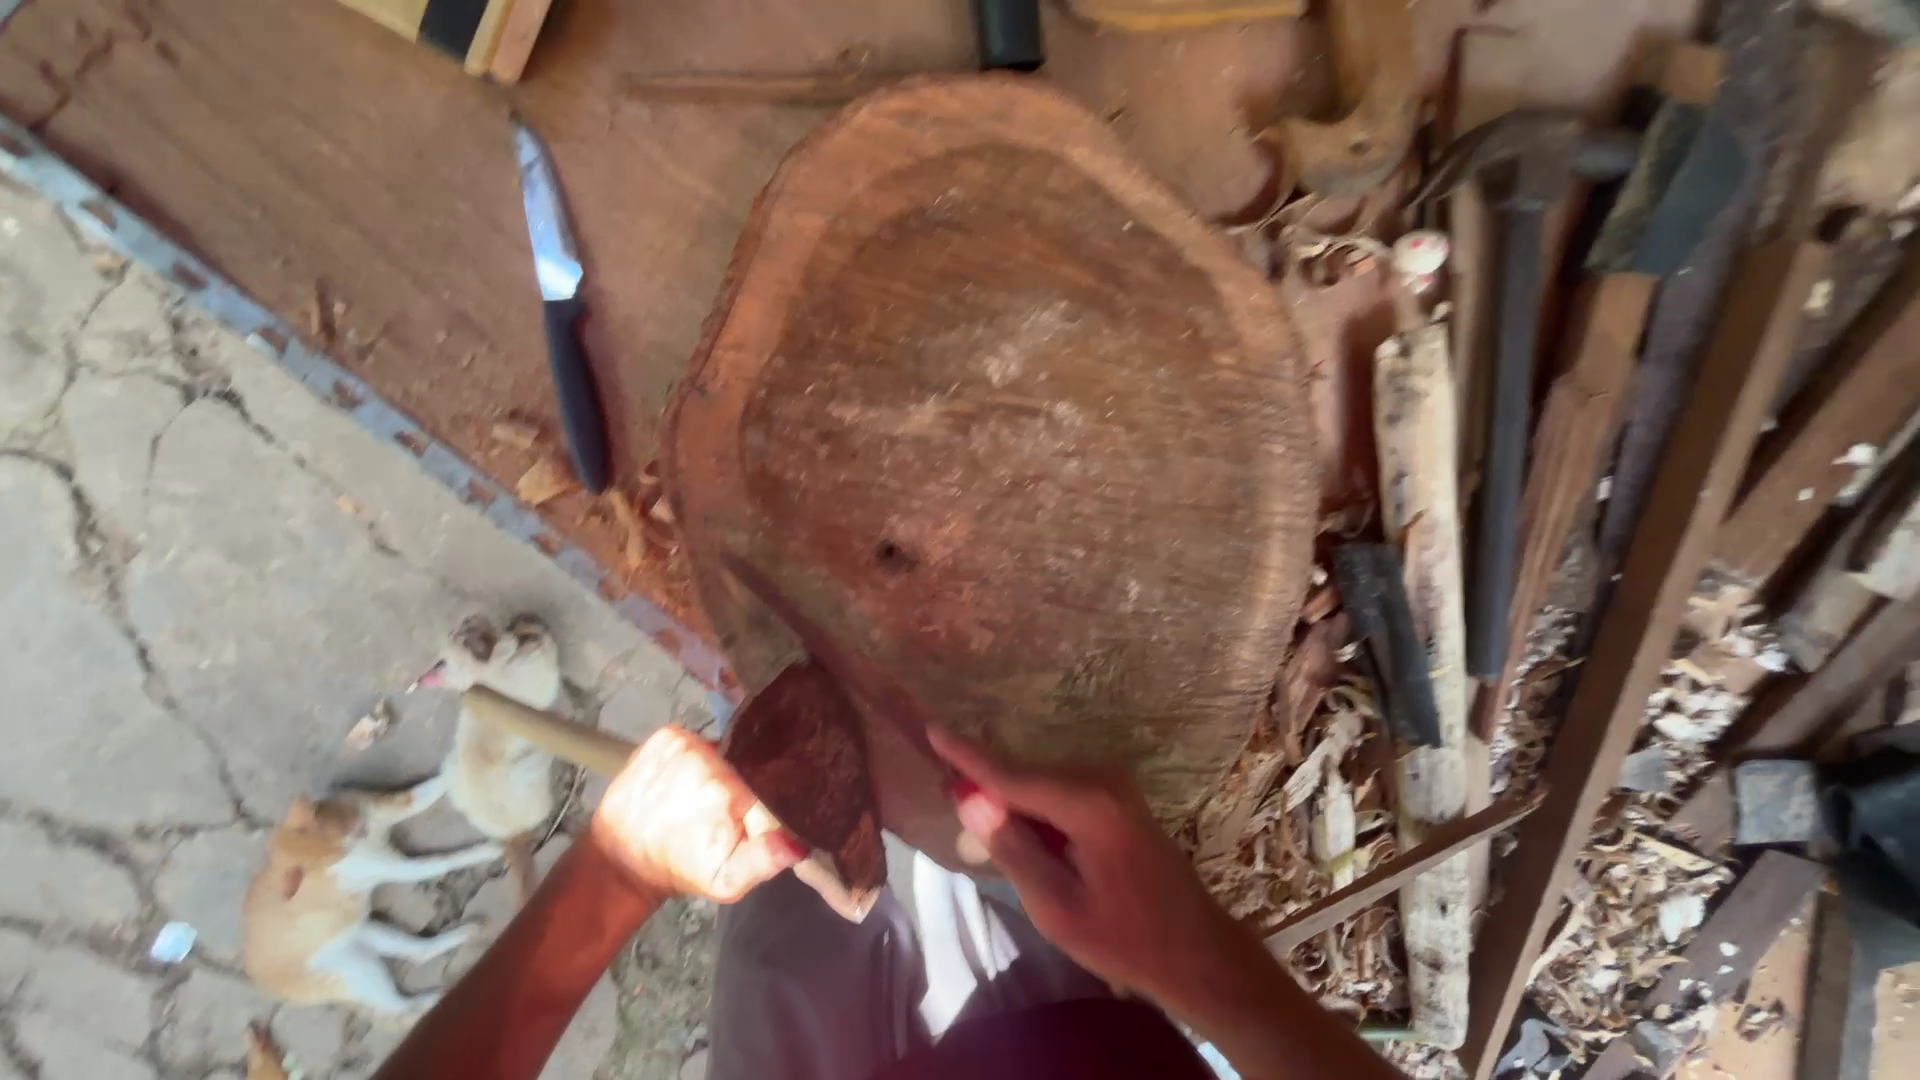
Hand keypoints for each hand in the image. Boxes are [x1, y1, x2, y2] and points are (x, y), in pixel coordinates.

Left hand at [591, 726, 806, 901]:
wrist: (622, 859)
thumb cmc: (682, 869)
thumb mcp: (728, 880)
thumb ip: (765, 860)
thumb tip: (798, 842)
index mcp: (730, 789)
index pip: (770, 779)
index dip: (772, 796)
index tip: (760, 817)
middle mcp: (709, 754)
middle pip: (746, 762)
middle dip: (745, 784)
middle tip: (731, 810)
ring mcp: (683, 741)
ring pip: (722, 750)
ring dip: (720, 770)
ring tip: (707, 797)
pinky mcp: (664, 735)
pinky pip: (696, 740)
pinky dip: (696, 758)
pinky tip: (688, 782)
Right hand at [928, 728, 1247, 1004]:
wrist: (1197, 951)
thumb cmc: (1126, 940)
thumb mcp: (1057, 908)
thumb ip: (1012, 848)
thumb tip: (968, 798)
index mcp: (1088, 803)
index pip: (1010, 773)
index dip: (966, 754)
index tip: (931, 727)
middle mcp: (1101, 778)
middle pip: (1023, 775)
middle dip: (985, 786)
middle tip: (951, 805)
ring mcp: (1113, 784)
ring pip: (1039, 783)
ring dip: (1011, 802)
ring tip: (986, 832)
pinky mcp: (1116, 796)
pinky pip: (1059, 792)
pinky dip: (1035, 811)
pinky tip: (1029, 841)